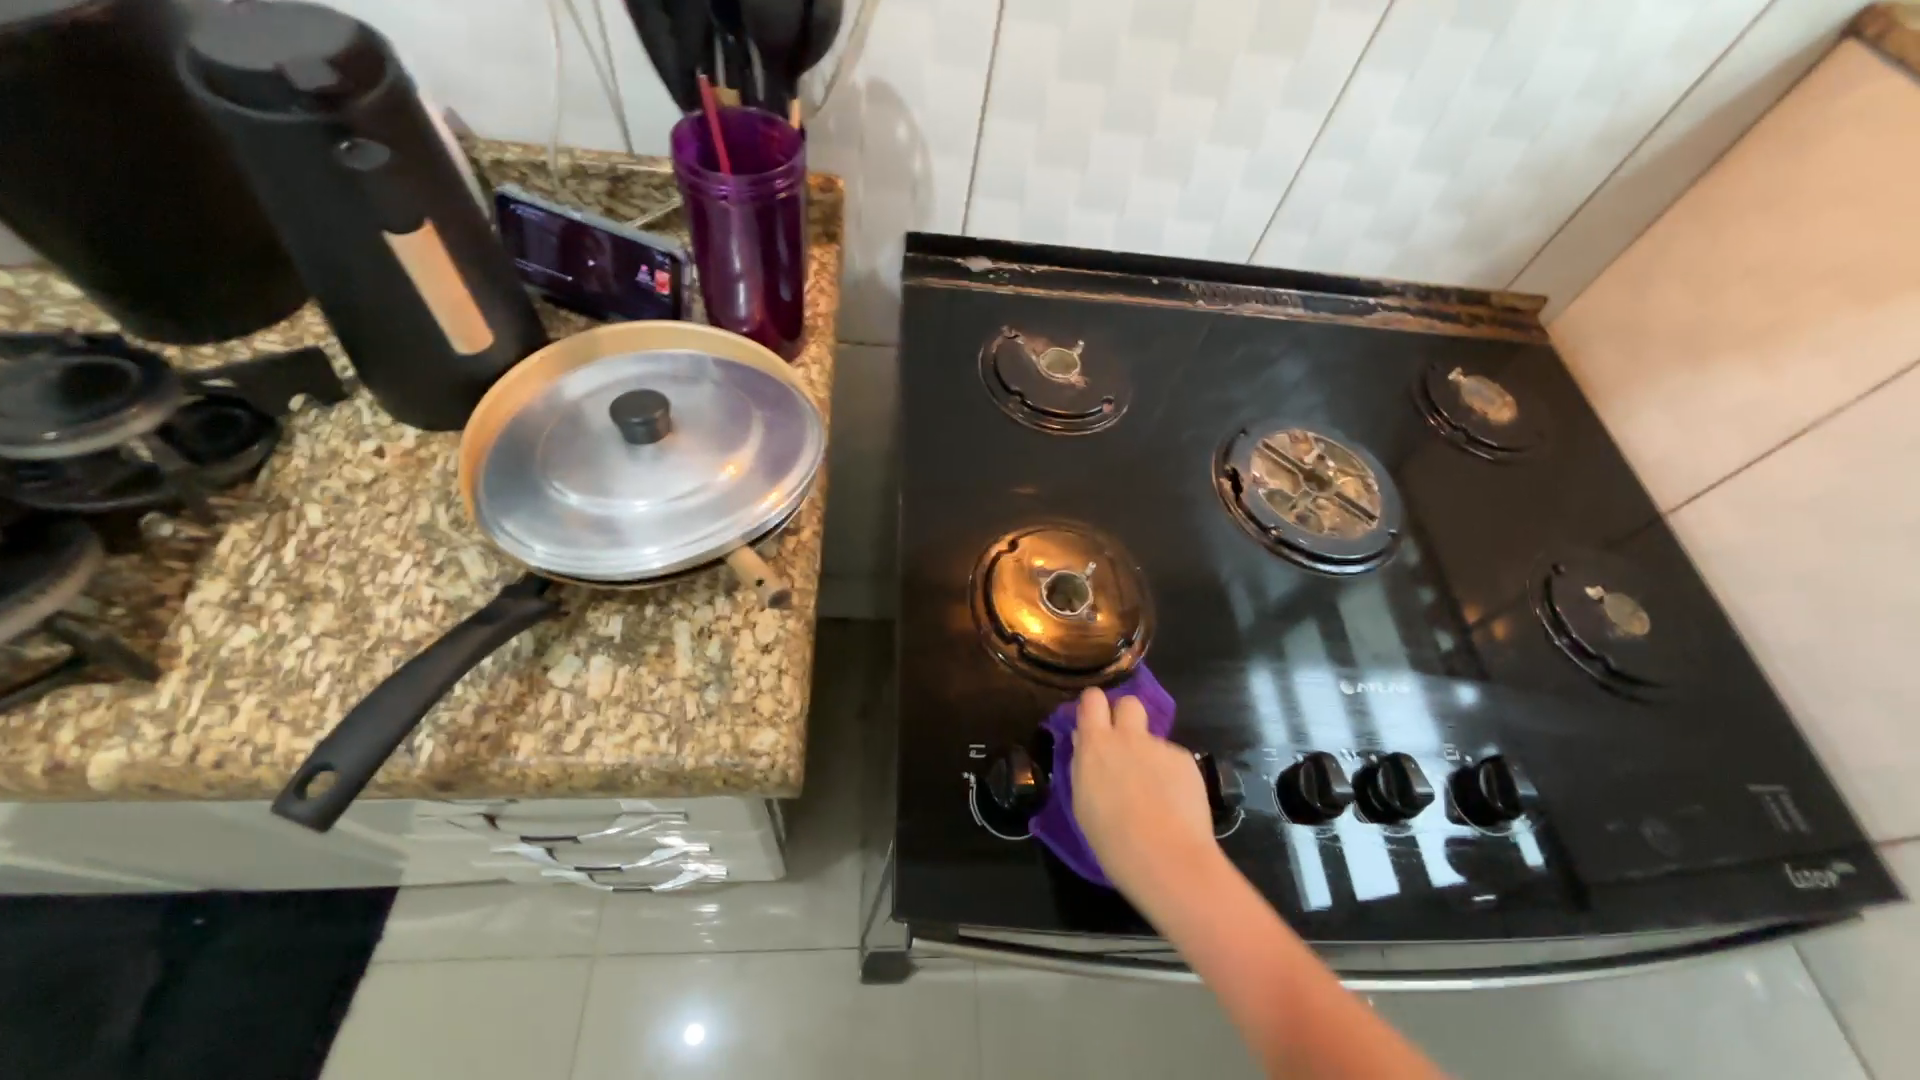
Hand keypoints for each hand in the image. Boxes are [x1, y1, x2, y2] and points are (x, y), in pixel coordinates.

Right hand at [1070, 687, 1218, 906]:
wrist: (1166, 857)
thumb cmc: (1112, 840)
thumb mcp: (1084, 803)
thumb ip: (1085, 767)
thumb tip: (1087, 746)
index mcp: (1095, 745)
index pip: (1092, 699)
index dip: (1094, 707)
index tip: (1093, 723)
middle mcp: (1128, 737)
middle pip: (1129, 703)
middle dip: (1125, 716)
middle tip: (1124, 746)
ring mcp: (1160, 747)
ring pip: (1152, 740)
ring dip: (1149, 756)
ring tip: (1154, 793)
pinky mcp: (1186, 761)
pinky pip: (1173, 761)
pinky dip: (1172, 776)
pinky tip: (1174, 804)